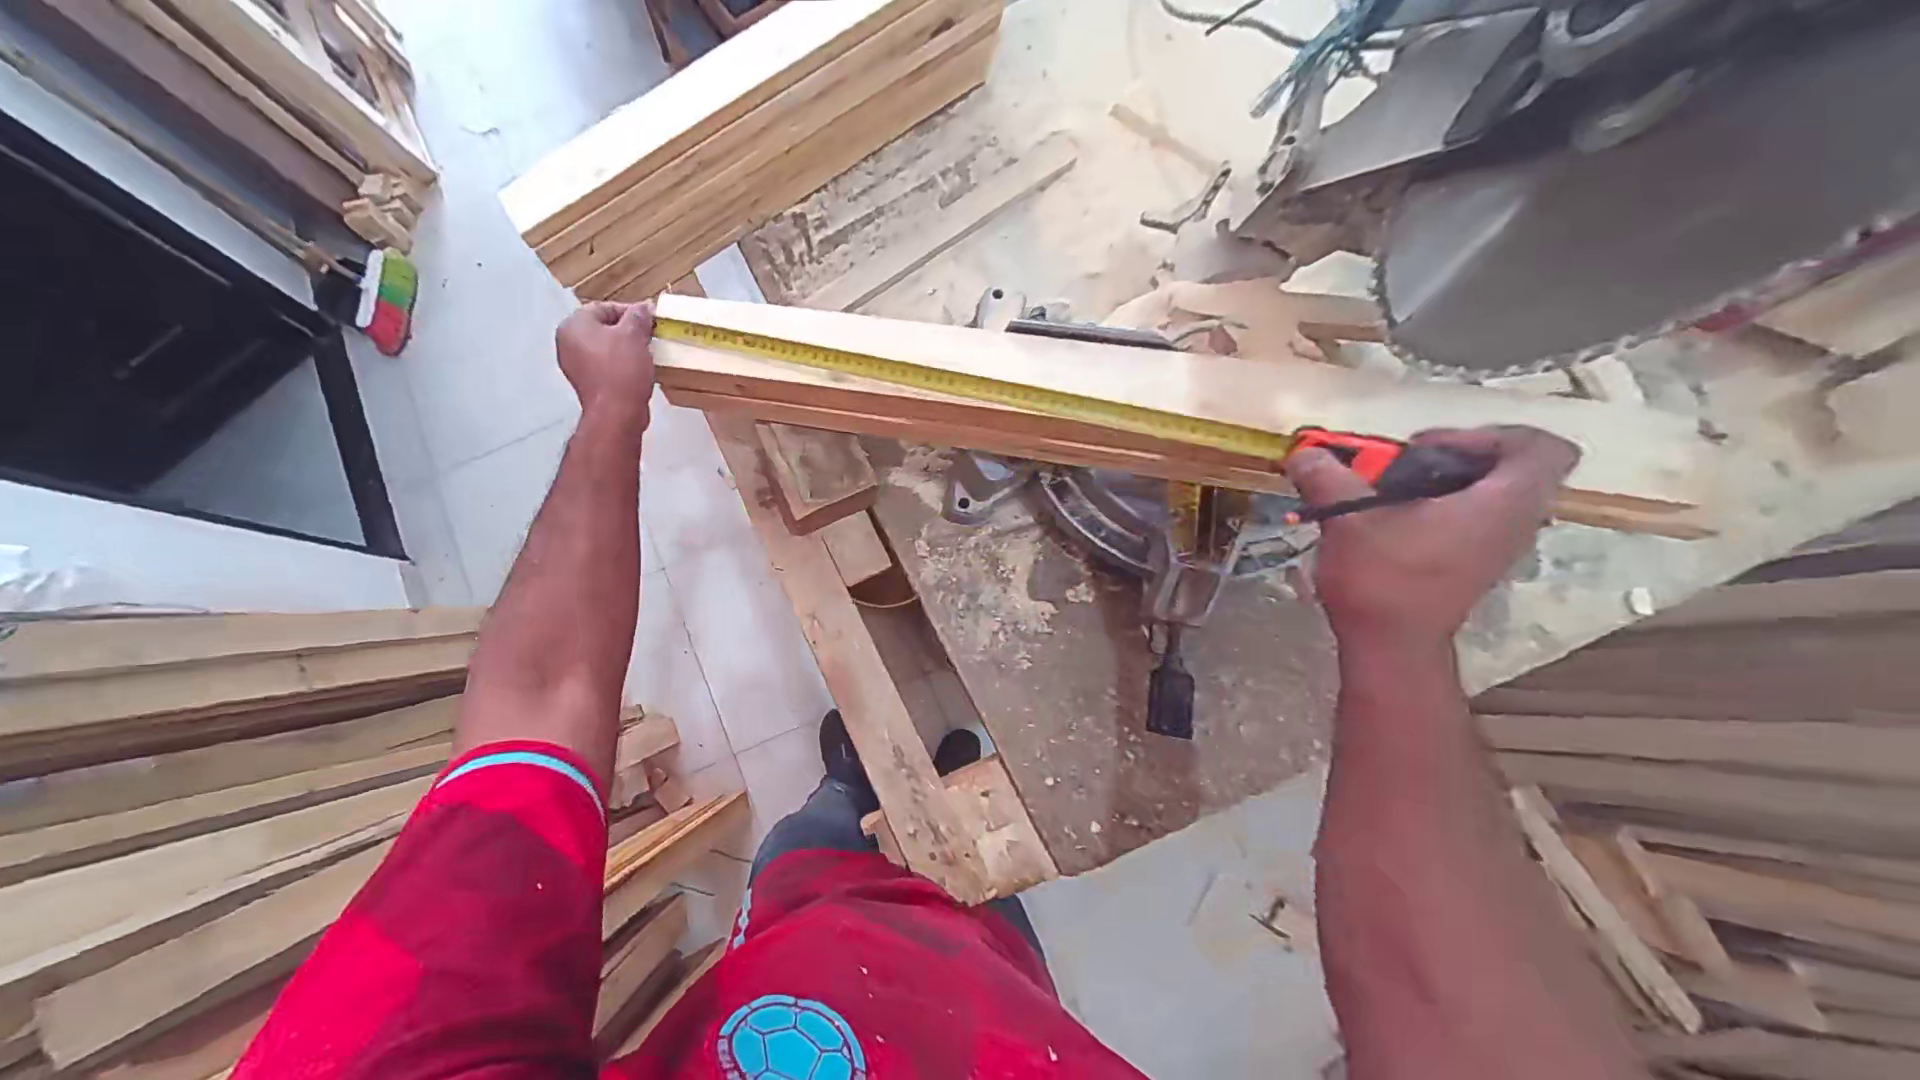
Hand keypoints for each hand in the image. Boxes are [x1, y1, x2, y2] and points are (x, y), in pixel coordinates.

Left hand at [556, 301, 655, 439]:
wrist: (617, 412)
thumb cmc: (622, 370)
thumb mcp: (634, 336)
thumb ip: (638, 316)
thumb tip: (644, 307)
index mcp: (574, 325)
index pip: (604, 307)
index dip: (630, 311)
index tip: (651, 319)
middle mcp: (568, 342)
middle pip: (603, 327)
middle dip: (628, 330)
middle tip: (651, 336)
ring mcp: (575, 364)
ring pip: (605, 347)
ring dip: (626, 348)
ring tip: (647, 353)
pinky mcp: (587, 383)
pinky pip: (606, 365)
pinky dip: (621, 364)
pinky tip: (638, 370)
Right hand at [1286, 426, 1579, 647]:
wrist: (1390, 645)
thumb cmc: (1384, 577)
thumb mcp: (1349, 516)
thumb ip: (1327, 476)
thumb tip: (1303, 454)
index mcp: (1504, 502)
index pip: (1540, 446)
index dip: (1485, 434)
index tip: (1430, 448)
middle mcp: (1516, 523)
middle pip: (1506, 468)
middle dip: (1450, 457)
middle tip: (1399, 466)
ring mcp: (1498, 549)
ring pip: (1486, 496)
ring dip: (1440, 484)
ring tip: (1389, 493)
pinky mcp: (1473, 567)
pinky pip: (1470, 522)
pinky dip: (1436, 510)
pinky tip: (1391, 522)